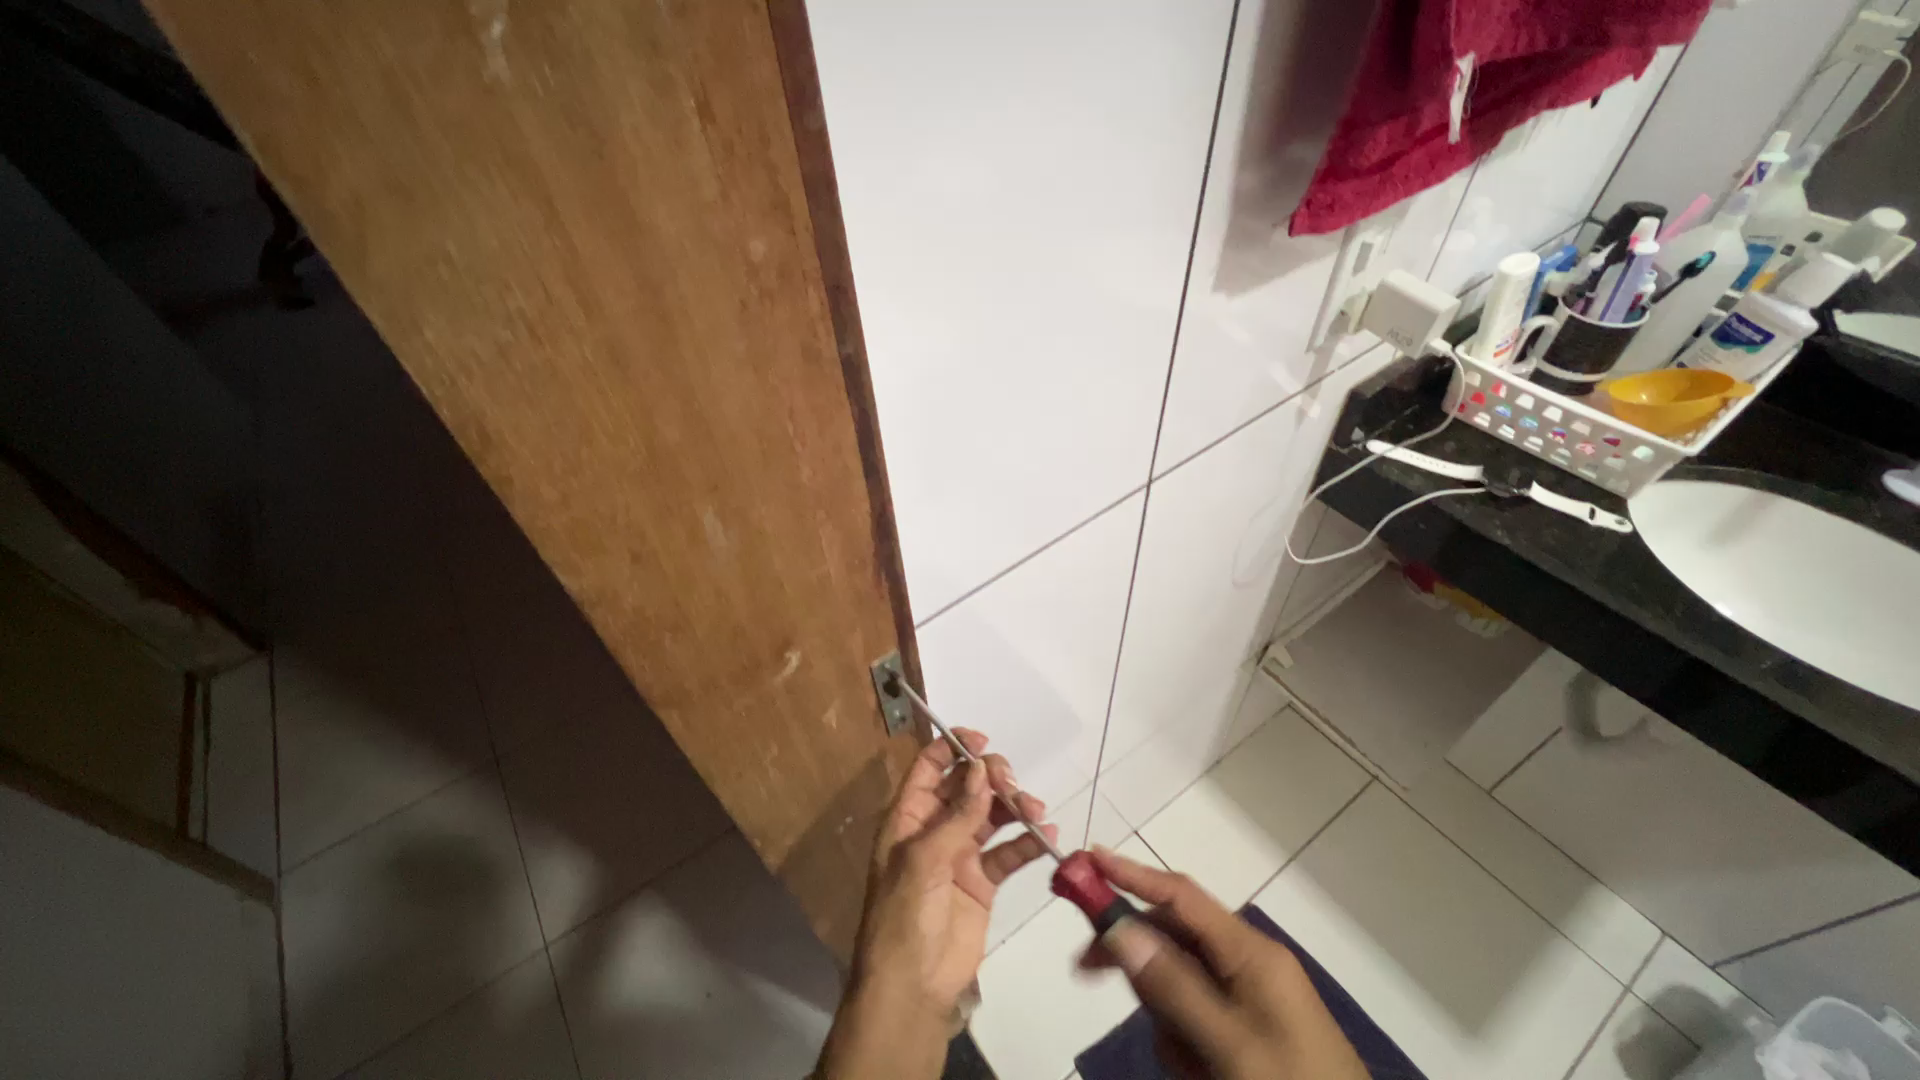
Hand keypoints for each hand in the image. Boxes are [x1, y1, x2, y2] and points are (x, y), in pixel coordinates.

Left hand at [816, 729, 1056, 1079]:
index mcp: (908, 818)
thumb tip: (981, 769)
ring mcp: (960, 855)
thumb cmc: (904, 916)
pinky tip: (1045, 834)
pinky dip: (1026, 841)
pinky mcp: (983, 882)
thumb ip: (956, 815)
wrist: (912, 985)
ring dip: (1013, 806)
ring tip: (1034, 809)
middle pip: (966, 787)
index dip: (953, 748)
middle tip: (1011, 782)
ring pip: (991, 816)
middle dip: (990, 777)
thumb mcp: (923, 860)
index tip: (983, 740)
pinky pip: (1008, 852)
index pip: (929, 768)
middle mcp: (934, 830)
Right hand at [1080, 848, 1367, 1079]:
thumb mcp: (1228, 1045)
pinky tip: (1196, 1069)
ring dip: (1164, 1015)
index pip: (1180, 896)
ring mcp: (1250, 993)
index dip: (1131, 874)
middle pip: (1173, 937)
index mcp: (1250, 952)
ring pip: (1179, 980)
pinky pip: (1196, 1012)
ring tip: (1187, 1063)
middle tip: (1084, 970)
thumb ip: (1172, 987)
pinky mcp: (1249, 1023)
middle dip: (1136, 958)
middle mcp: (1249, 961)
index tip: (1084, 862)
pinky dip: (1183, 1037)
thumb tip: (1118, 928)